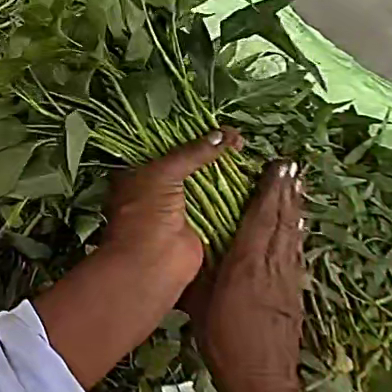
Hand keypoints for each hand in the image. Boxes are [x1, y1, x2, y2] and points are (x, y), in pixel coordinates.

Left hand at [103, 128, 242, 285]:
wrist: (152, 263)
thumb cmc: (145, 212)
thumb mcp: (163, 173)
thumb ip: (191, 153)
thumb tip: (223, 134)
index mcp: (138, 173)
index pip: (167, 147)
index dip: (191, 136)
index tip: (218, 127)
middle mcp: (157, 190)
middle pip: (189, 166)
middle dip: (210, 154)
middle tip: (238, 140)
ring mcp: (179, 209)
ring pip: (205, 185)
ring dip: (224, 174)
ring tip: (248, 154)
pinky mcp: (199, 227)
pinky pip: (218, 207)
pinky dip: (233, 197)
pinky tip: (253, 181)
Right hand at [198, 157, 305, 391]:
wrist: (262, 382)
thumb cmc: (224, 341)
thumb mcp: (201, 302)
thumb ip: (199, 270)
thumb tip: (190, 245)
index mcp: (247, 264)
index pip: (261, 218)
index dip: (270, 190)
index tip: (277, 165)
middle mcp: (272, 266)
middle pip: (282, 221)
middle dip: (287, 190)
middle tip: (292, 165)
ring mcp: (288, 280)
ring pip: (293, 235)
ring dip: (295, 207)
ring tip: (299, 185)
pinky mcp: (295, 294)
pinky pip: (297, 253)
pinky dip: (297, 232)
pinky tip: (299, 225)